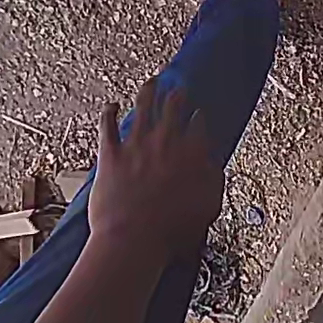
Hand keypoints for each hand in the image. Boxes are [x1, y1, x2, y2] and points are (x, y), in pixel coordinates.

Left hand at [86, 79, 221, 265]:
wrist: (133, 240)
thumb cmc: (171, 231)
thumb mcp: (207, 207)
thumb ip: (213, 181)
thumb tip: (214, 166)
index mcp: (190, 154)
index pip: (198, 126)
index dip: (198, 118)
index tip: (198, 115)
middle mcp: (165, 142)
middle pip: (172, 108)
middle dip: (176, 96)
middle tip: (178, 89)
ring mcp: (136, 145)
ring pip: (142, 107)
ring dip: (147, 92)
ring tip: (151, 83)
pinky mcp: (111, 153)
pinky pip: (108, 125)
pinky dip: (109, 112)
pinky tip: (111, 105)